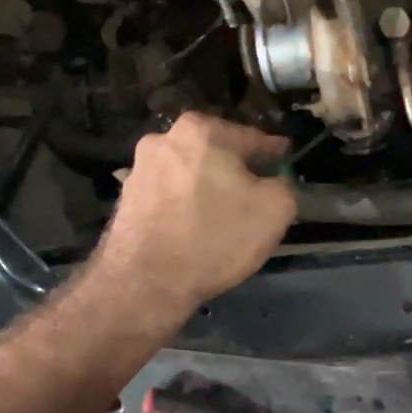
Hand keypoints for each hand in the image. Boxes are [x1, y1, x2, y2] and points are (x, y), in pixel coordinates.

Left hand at [81, 112, 296, 314]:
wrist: (147, 281)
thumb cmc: (217, 236)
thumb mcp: (276, 209)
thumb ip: (284, 186)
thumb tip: (274, 183)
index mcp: (202, 131)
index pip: (252, 138)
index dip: (273, 152)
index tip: (285, 161)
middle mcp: (164, 139)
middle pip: (216, 154)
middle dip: (237, 170)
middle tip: (256, 194)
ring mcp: (140, 170)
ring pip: (190, 175)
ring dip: (208, 189)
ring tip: (224, 218)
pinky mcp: (126, 200)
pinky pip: (170, 197)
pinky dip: (186, 208)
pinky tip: (197, 231)